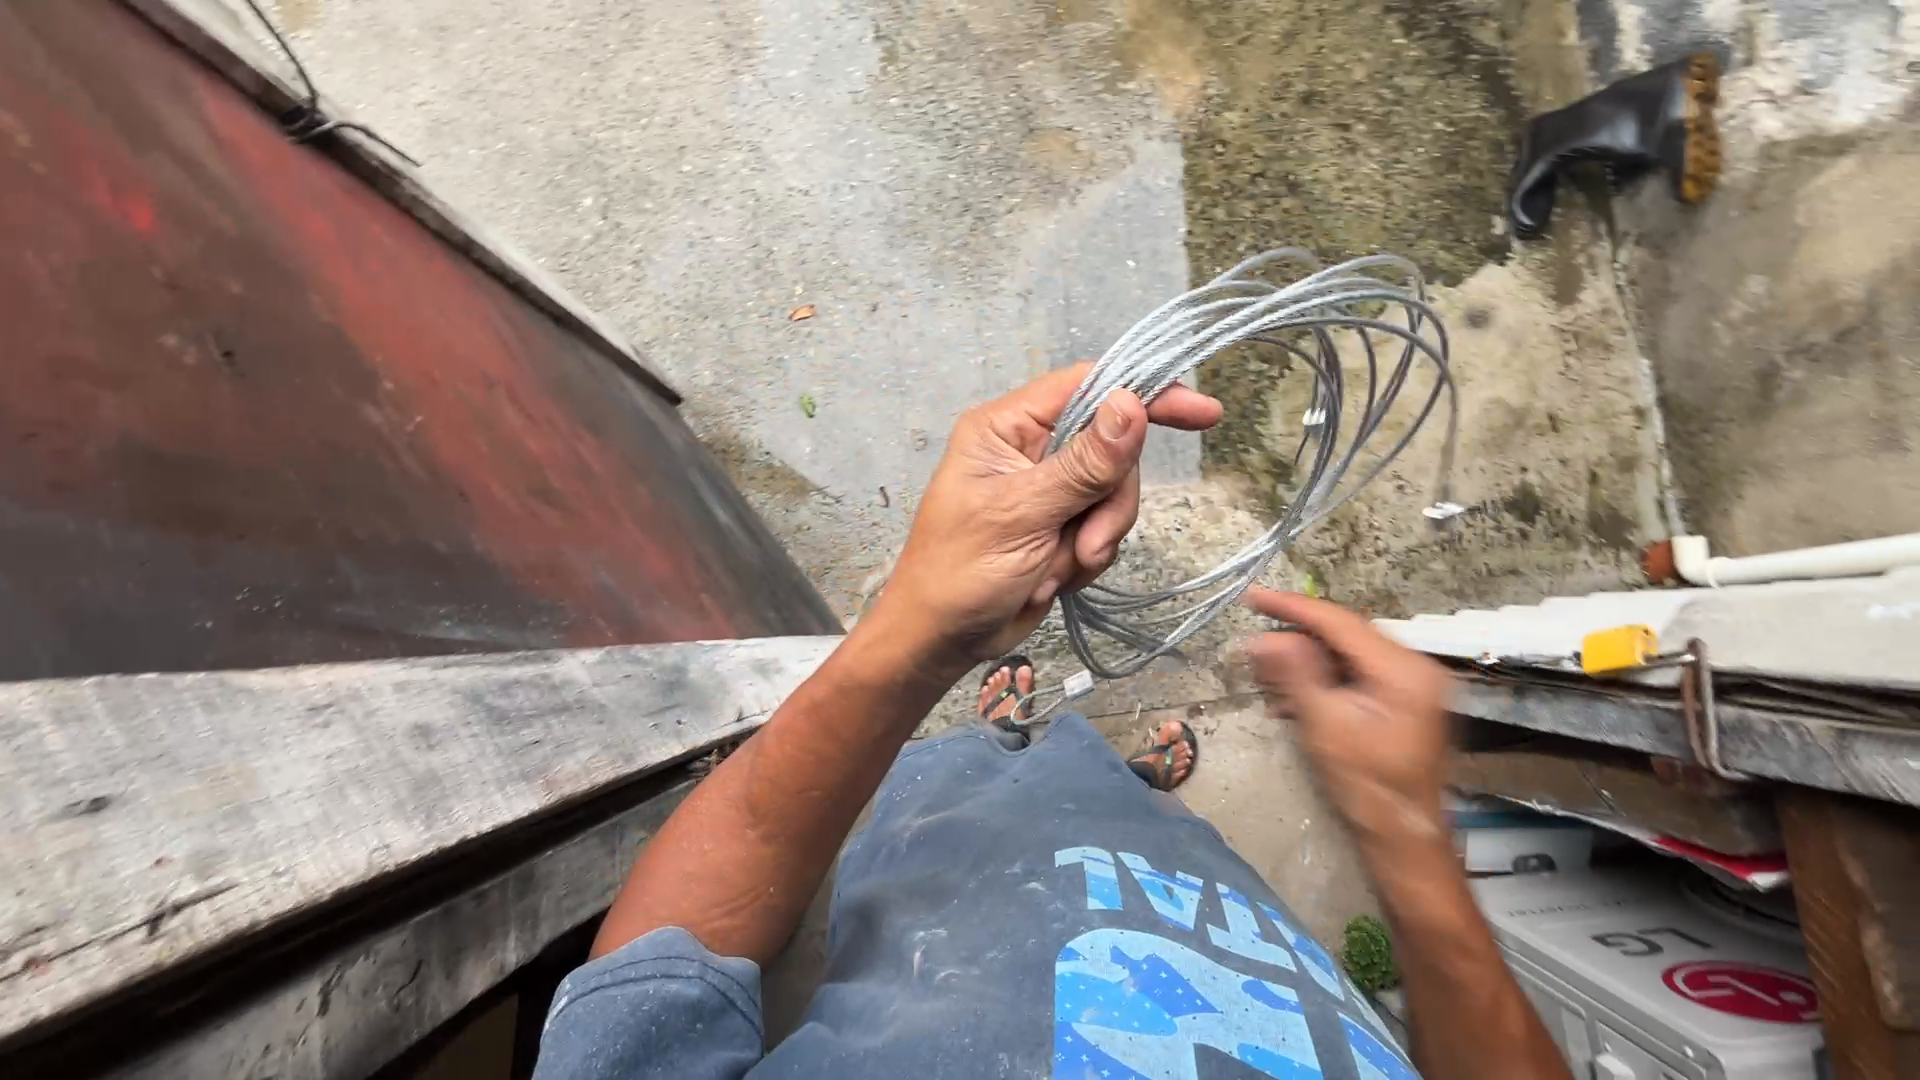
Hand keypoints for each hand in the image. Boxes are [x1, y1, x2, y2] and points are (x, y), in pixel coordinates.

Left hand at [870, 363, 1220, 669]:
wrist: (942, 640)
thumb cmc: (960, 572)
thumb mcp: (1022, 515)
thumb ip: (1082, 464)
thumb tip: (1131, 402)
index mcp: (1006, 428)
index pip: (1087, 386)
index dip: (1144, 394)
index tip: (1201, 414)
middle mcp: (1030, 449)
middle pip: (1112, 448)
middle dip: (1107, 502)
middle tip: (1085, 543)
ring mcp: (1049, 490)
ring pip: (1113, 494)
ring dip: (1095, 537)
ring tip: (1056, 569)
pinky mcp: (1060, 526)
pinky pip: (1103, 528)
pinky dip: (1087, 557)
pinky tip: (1052, 578)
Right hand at [1243, 588, 1455, 851]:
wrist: (1402, 833)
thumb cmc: (1365, 783)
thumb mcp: (1323, 723)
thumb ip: (1294, 673)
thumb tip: (1262, 637)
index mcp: (1403, 669)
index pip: (1340, 622)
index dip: (1293, 607)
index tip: (1253, 597)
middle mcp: (1414, 666)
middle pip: (1342, 635)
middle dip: (1294, 640)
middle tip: (1254, 647)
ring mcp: (1410, 683)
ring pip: (1344, 654)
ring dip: (1303, 663)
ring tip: (1266, 679)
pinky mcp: (1401, 699)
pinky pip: (1352, 673)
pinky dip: (1319, 680)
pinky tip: (1290, 700)